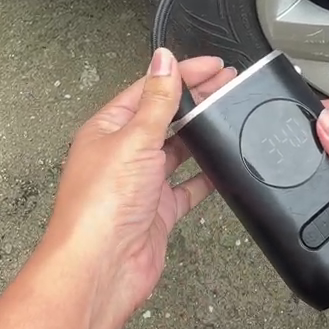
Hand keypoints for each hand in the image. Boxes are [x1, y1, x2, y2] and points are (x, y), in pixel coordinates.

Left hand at [42, 49, 235, 323]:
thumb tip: (163, 60)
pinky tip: (221, 165)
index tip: (212, 65)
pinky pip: (188, 187)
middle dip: (196, 99)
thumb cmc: (100, 207)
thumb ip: (156, 100)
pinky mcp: (158, 211)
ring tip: (228, 115)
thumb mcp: (133, 139)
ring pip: (177, 150)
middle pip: (165, 116)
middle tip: (228, 84)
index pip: (149, 89)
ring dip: (201, 134)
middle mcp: (123, 154)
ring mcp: (141, 184)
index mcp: (108, 129)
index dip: (181, 73)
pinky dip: (206, 176)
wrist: (100, 269)